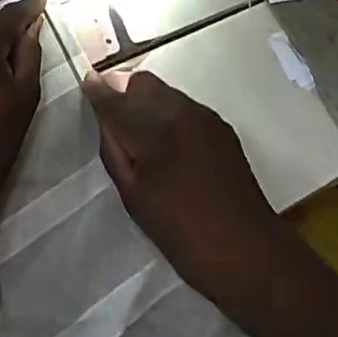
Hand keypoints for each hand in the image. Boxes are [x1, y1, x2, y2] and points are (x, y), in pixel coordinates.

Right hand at [86, 73, 337, 336]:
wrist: (251, 254)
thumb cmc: (182, 232)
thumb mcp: (132, 195)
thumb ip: (113, 147)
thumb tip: (102, 116)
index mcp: (152, 129)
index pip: (113, 96)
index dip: (96, 89)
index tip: (86, 85)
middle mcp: (178, 111)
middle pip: (140, 82)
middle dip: (123, 93)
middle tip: (116, 120)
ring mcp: (203, 115)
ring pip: (163, 91)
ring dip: (147, 102)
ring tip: (144, 136)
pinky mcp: (220, 126)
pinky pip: (183, 105)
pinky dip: (169, 114)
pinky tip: (171, 144)